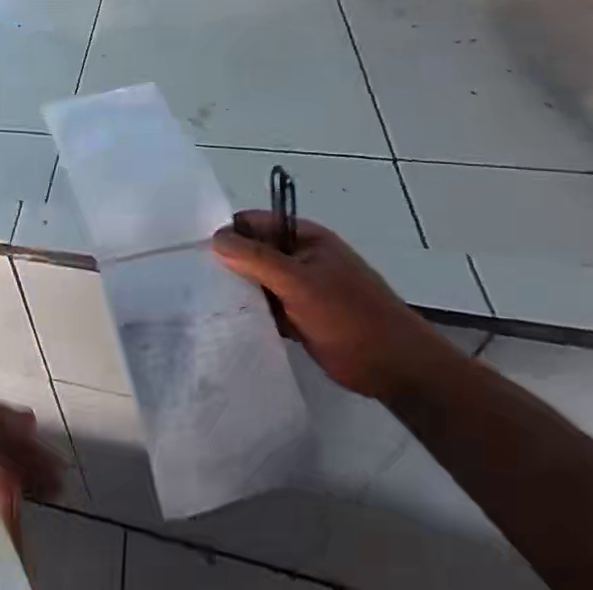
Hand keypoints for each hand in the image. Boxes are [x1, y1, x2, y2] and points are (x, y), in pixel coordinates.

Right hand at [213, 212, 465, 400]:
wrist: (396, 368)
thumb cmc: (350, 316)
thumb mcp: (299, 282)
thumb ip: (257, 258)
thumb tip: (216, 239)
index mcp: (304, 237)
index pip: (254, 223)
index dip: (229, 234)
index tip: (200, 254)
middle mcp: (299, 257)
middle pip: (252, 252)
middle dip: (229, 264)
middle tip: (196, 281)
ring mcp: (300, 288)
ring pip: (257, 281)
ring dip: (239, 291)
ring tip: (205, 302)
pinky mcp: (299, 316)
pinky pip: (266, 307)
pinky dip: (252, 313)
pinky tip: (228, 322)